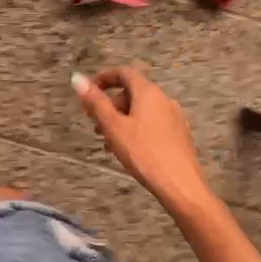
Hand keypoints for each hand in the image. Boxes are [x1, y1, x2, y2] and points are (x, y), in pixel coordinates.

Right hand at [73, 67, 211, 212]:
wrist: (184, 189)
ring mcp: (175, 119)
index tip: (89, 91)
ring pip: (143, 111)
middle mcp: (164, 100)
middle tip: (97, 124)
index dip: (104, 78)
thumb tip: (77, 77)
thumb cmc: (144, 154)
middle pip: (133, 92)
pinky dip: (138, 129)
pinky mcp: (181, 137)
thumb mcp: (114, 127)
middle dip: (112, 105)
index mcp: (148, 92)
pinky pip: (154, 124)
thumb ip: (95, 102)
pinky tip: (132, 151)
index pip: (124, 72)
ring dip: (124, 120)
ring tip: (111, 143)